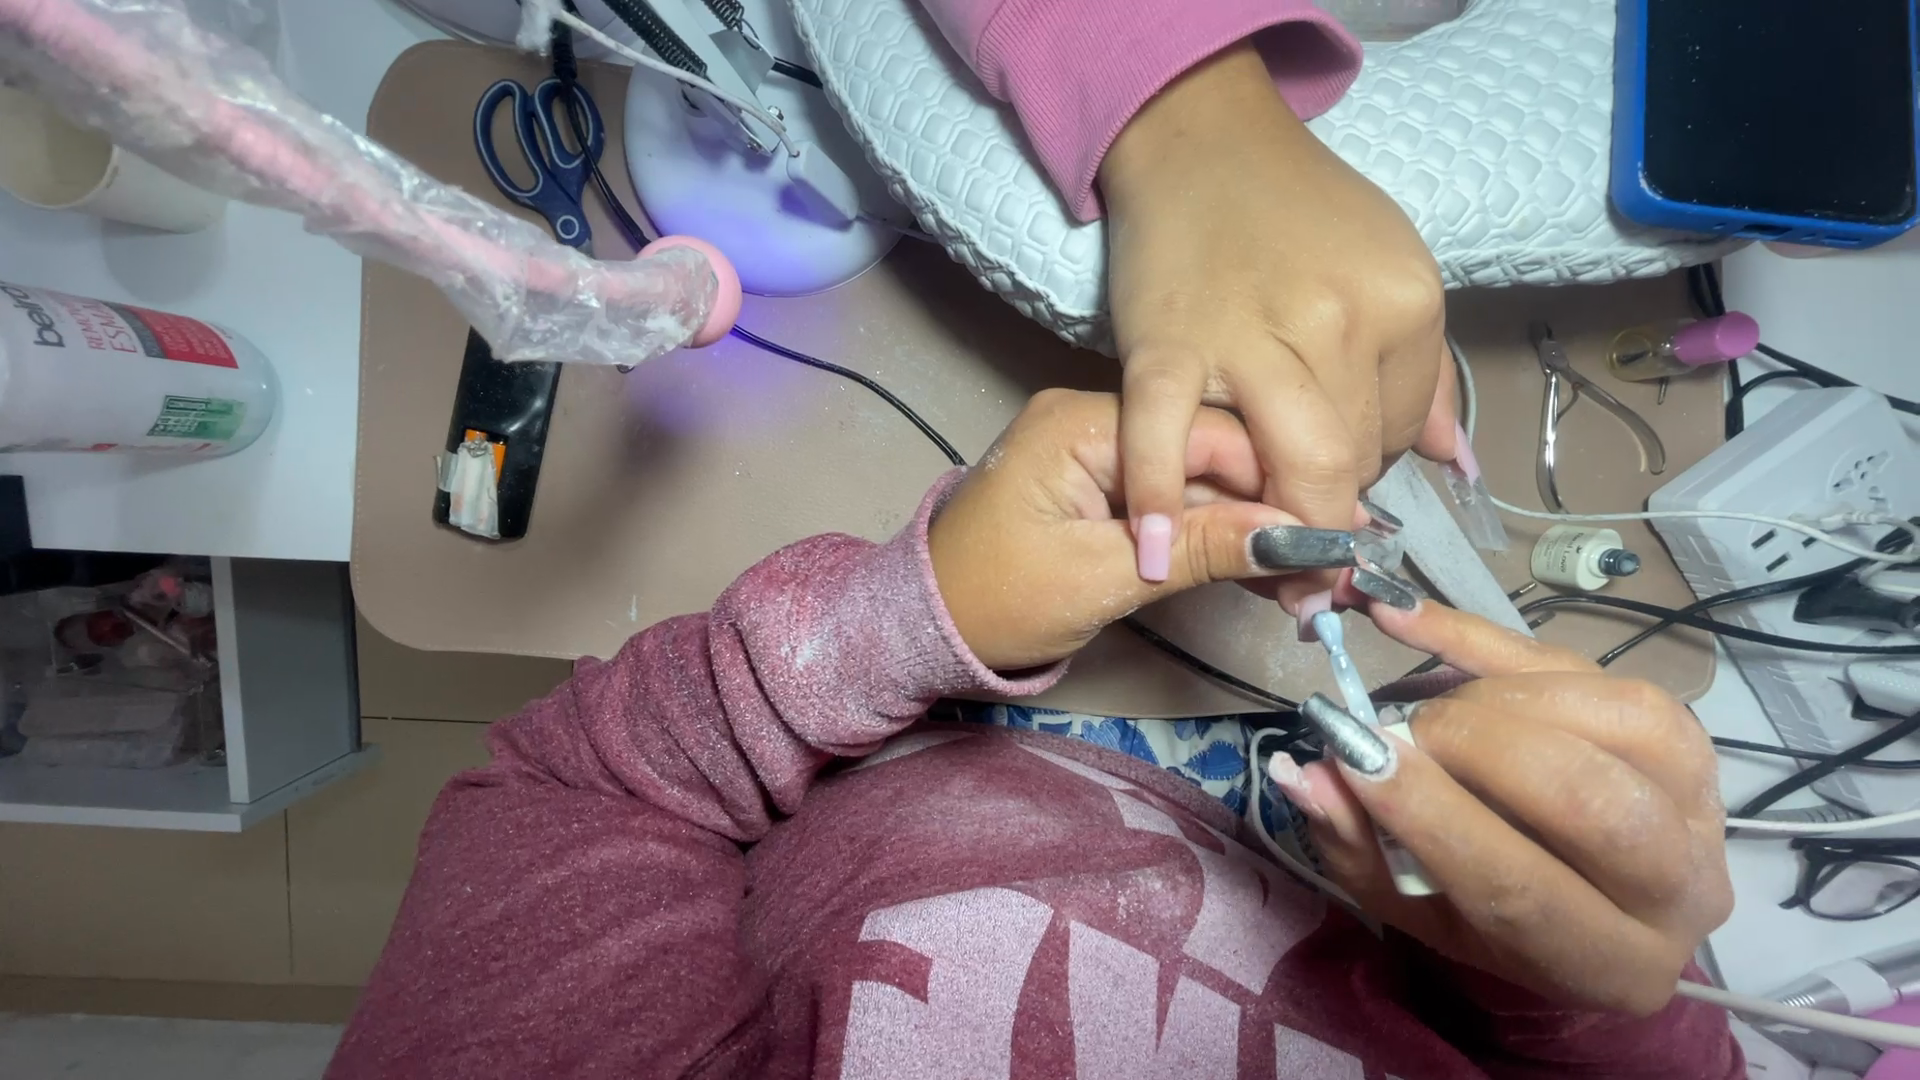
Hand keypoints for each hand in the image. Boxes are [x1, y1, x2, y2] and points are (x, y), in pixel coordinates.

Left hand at [927, 389, 1305, 670]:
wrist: (933, 623)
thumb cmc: (1001, 599)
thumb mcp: (1101, 577)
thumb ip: (1197, 550)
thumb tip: (1297, 538)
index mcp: (1083, 422)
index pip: (1206, 435)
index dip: (1274, 487)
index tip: (1331, 539)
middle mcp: (1095, 418)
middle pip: (1205, 454)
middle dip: (1265, 513)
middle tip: (1329, 568)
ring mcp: (1097, 452)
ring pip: (1192, 480)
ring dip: (1243, 530)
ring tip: (1305, 578)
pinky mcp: (1098, 486)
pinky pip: (1167, 501)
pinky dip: (1206, 535)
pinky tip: (1256, 565)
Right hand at [1099, 42, 1457, 603]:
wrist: (1200, 147)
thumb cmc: (1294, 216)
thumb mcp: (1386, 269)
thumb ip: (1424, 370)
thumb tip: (1453, 461)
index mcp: (1404, 302)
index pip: (1399, 433)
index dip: (1364, 473)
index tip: (1328, 476)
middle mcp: (1338, 322)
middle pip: (1348, 461)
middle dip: (1327, 518)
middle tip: (1305, 551)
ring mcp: (1246, 338)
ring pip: (1284, 465)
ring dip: (1274, 522)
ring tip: (1260, 556)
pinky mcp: (1164, 350)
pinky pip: (1165, 438)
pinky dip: (1161, 500)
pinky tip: (1156, 554)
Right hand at [1271, 601, 1732, 1014]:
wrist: (1562, 887)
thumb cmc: (1470, 906)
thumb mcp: (1397, 895)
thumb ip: (1350, 839)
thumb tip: (1300, 772)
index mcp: (1598, 957)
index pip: (1520, 886)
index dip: (1429, 813)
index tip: (1352, 754)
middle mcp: (1675, 889)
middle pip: (1588, 800)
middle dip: (1470, 744)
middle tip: (1396, 728)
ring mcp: (1696, 802)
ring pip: (1617, 719)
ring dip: (1493, 697)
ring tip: (1426, 706)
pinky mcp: (1673, 730)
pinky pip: (1585, 664)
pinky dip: (1482, 636)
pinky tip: (1404, 617)